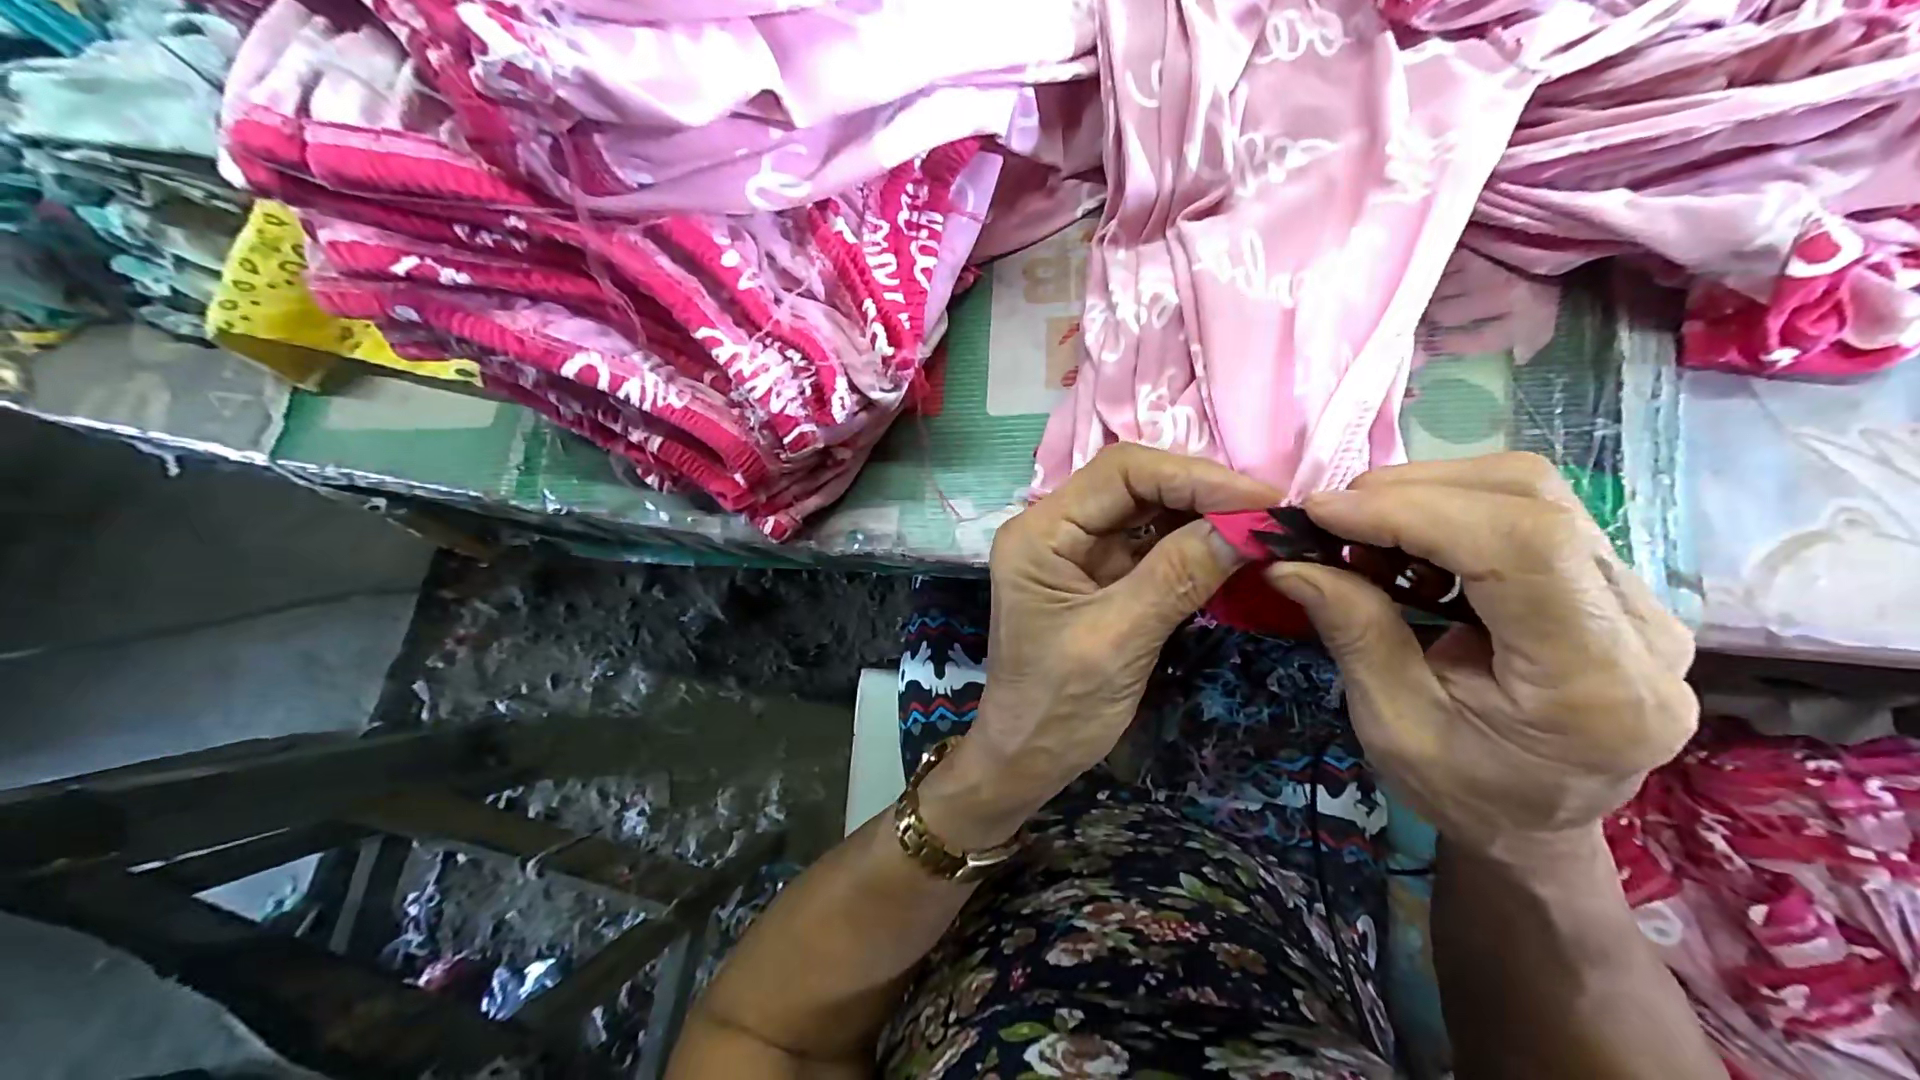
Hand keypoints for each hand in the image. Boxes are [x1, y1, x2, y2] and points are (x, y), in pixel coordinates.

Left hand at [919, 444, 1278, 847]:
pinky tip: (1230, 549)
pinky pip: (1150, 546)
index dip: (1193, 477)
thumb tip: (1249, 526)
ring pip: (1147, 512)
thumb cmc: (1058, 707)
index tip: (1260, 499)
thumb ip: (1179, 575)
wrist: (1029, 758)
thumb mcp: (1119, 639)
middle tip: (1270, 513)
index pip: (1122, 473)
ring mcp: (1077, 552)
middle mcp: (1055, 528)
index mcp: (1040, 532)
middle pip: (1136, 485)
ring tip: (1261, 527)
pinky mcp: (1099, 576)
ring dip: (1202, 516)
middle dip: (1203, 494)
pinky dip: (1192, 545)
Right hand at [1266, 453, 1697, 857]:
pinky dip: (1449, 505)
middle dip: (1412, 491)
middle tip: (1330, 518)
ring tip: (1362, 526)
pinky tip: (1404, 536)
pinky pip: (1528, 511)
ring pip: (1532, 491)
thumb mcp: (1392, 725)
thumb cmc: (1464, 791)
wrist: (1537, 823)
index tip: (1321, 512)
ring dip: (1428, 490)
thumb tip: (1290, 561)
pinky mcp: (1608, 582)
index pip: (1521, 548)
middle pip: (1531, 502)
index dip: (1413, 511)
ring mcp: (1635, 597)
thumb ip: (1355, 632)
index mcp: (1595, 684)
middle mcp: (1640, 627)